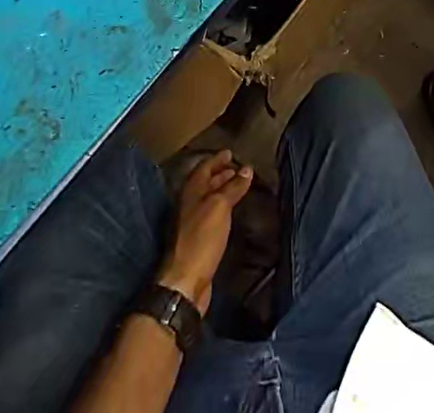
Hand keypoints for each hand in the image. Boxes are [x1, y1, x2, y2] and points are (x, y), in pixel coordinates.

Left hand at [157, 151, 252, 312]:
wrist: (186, 281)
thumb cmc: (201, 238)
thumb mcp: (219, 207)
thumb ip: (232, 187)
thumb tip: (246, 169)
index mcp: (191, 191)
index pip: (204, 167)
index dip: (217, 159)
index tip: (230, 152)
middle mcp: (189, 204)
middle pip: (205, 182)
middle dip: (221, 173)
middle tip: (239, 167)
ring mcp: (192, 222)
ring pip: (209, 198)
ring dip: (223, 190)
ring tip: (240, 185)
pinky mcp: (198, 239)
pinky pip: (212, 214)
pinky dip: (223, 207)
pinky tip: (232, 211)